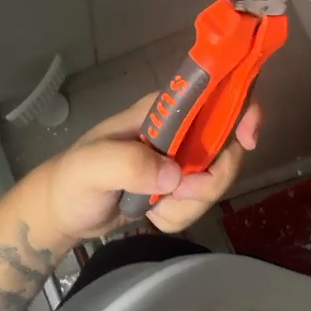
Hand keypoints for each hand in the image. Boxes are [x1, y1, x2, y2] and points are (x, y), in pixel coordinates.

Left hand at [19, 93, 260, 246]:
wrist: (63, 212)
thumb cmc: (72, 179)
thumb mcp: (91, 166)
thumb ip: (129, 164)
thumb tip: (175, 175)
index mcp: (161, 110)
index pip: (213, 96)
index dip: (240, 111)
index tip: (247, 140)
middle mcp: (179, 130)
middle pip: (226, 147)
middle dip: (209, 180)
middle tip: (176, 194)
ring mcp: (181, 159)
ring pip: (215, 180)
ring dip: (187, 204)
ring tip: (150, 207)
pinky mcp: (179, 186)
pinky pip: (200, 202)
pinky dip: (178, 215)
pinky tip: (151, 214)